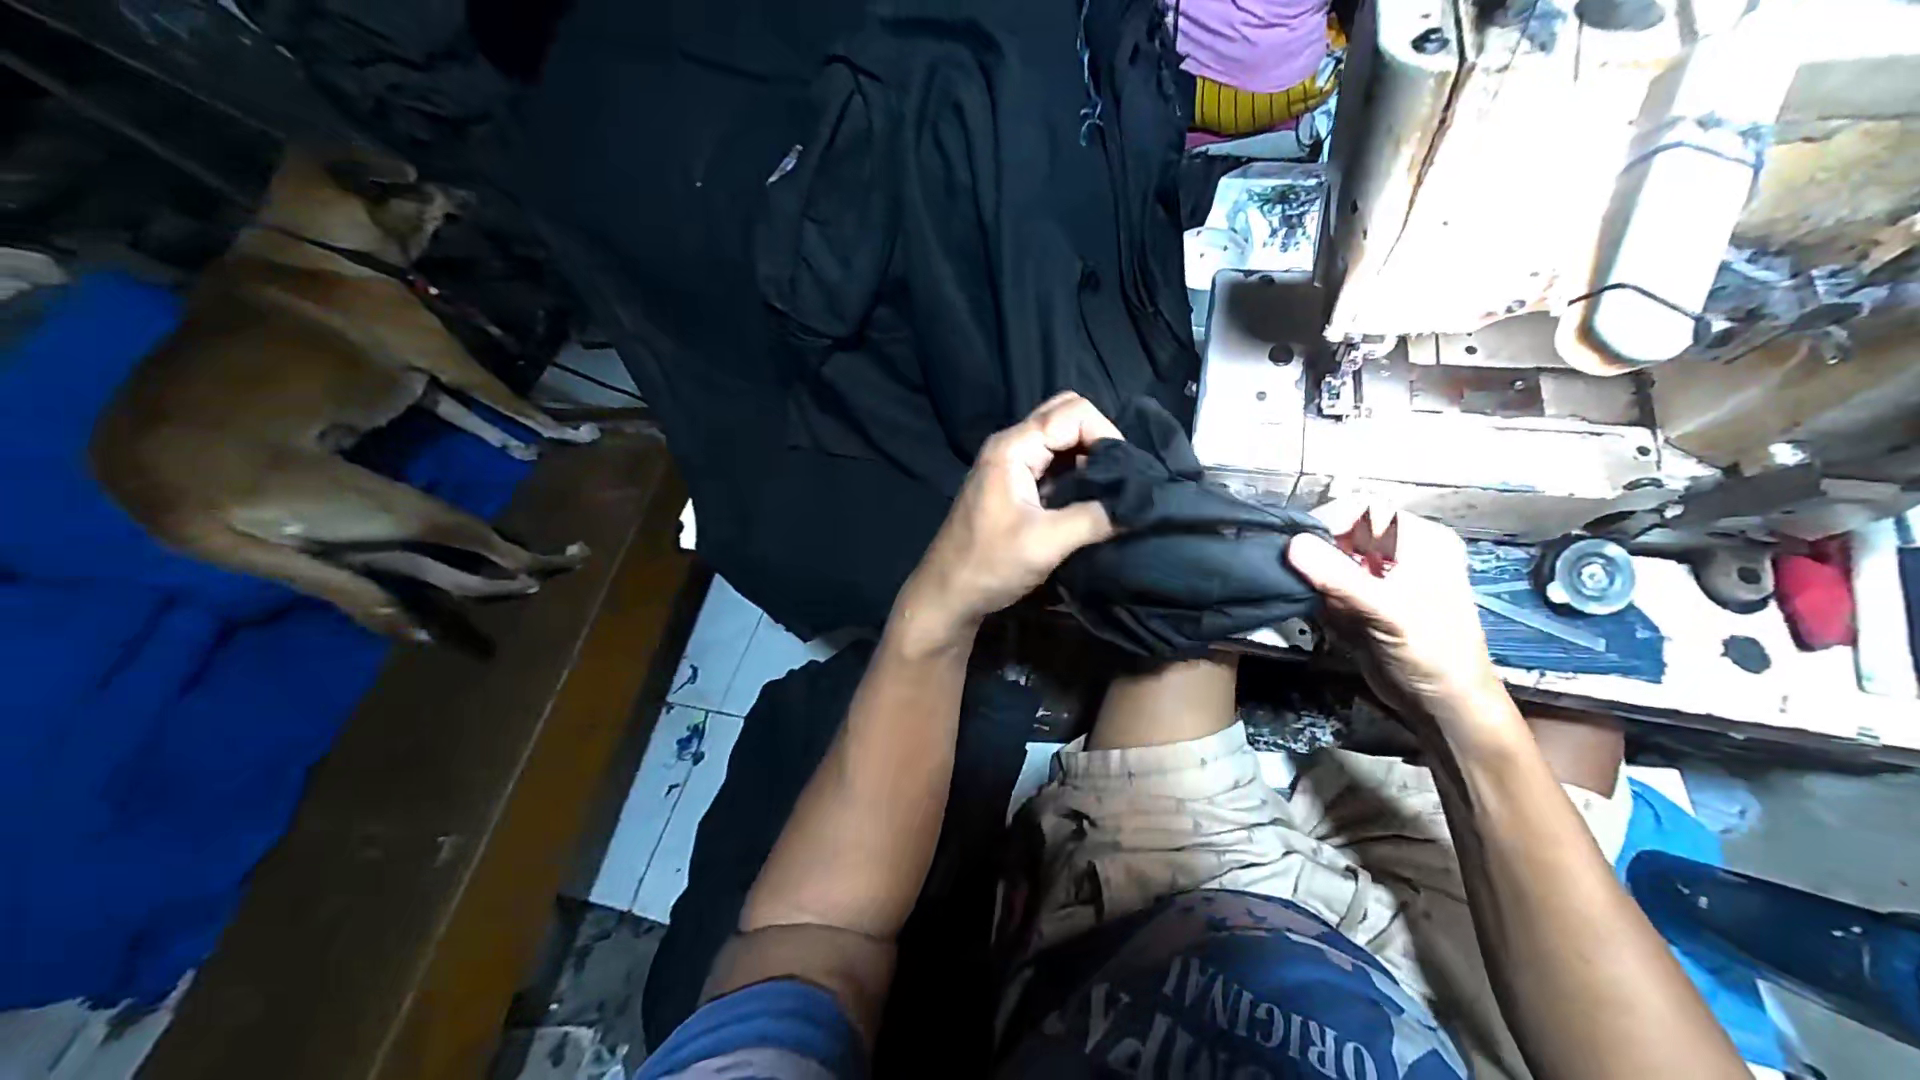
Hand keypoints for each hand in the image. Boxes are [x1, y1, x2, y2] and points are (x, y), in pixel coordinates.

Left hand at [895, 392, 1120, 645]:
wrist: (948, 594)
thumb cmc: (989, 565)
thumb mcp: (1047, 543)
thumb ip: (1096, 519)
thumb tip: (1142, 505)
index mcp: (1012, 447)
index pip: (1072, 413)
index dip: (1105, 434)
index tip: (1126, 473)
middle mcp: (1011, 446)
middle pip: (1066, 417)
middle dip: (1099, 440)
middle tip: (1120, 476)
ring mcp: (1011, 465)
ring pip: (1061, 440)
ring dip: (1090, 458)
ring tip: (1113, 490)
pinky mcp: (1015, 485)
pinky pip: (1053, 464)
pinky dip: (1077, 473)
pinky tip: (1093, 499)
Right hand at [1286, 500, 1520, 743]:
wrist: (1442, 705)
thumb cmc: (1430, 654)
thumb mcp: (1387, 611)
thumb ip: (1339, 577)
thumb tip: (1292, 543)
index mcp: (1420, 539)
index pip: (1361, 508)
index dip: (1327, 523)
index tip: (1298, 549)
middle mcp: (1399, 550)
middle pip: (1341, 530)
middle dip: (1317, 553)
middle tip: (1301, 576)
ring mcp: (1379, 575)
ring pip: (1328, 557)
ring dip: (1314, 576)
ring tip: (1315, 599)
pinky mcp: (1362, 598)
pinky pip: (1326, 583)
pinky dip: (1316, 595)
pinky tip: (1323, 613)